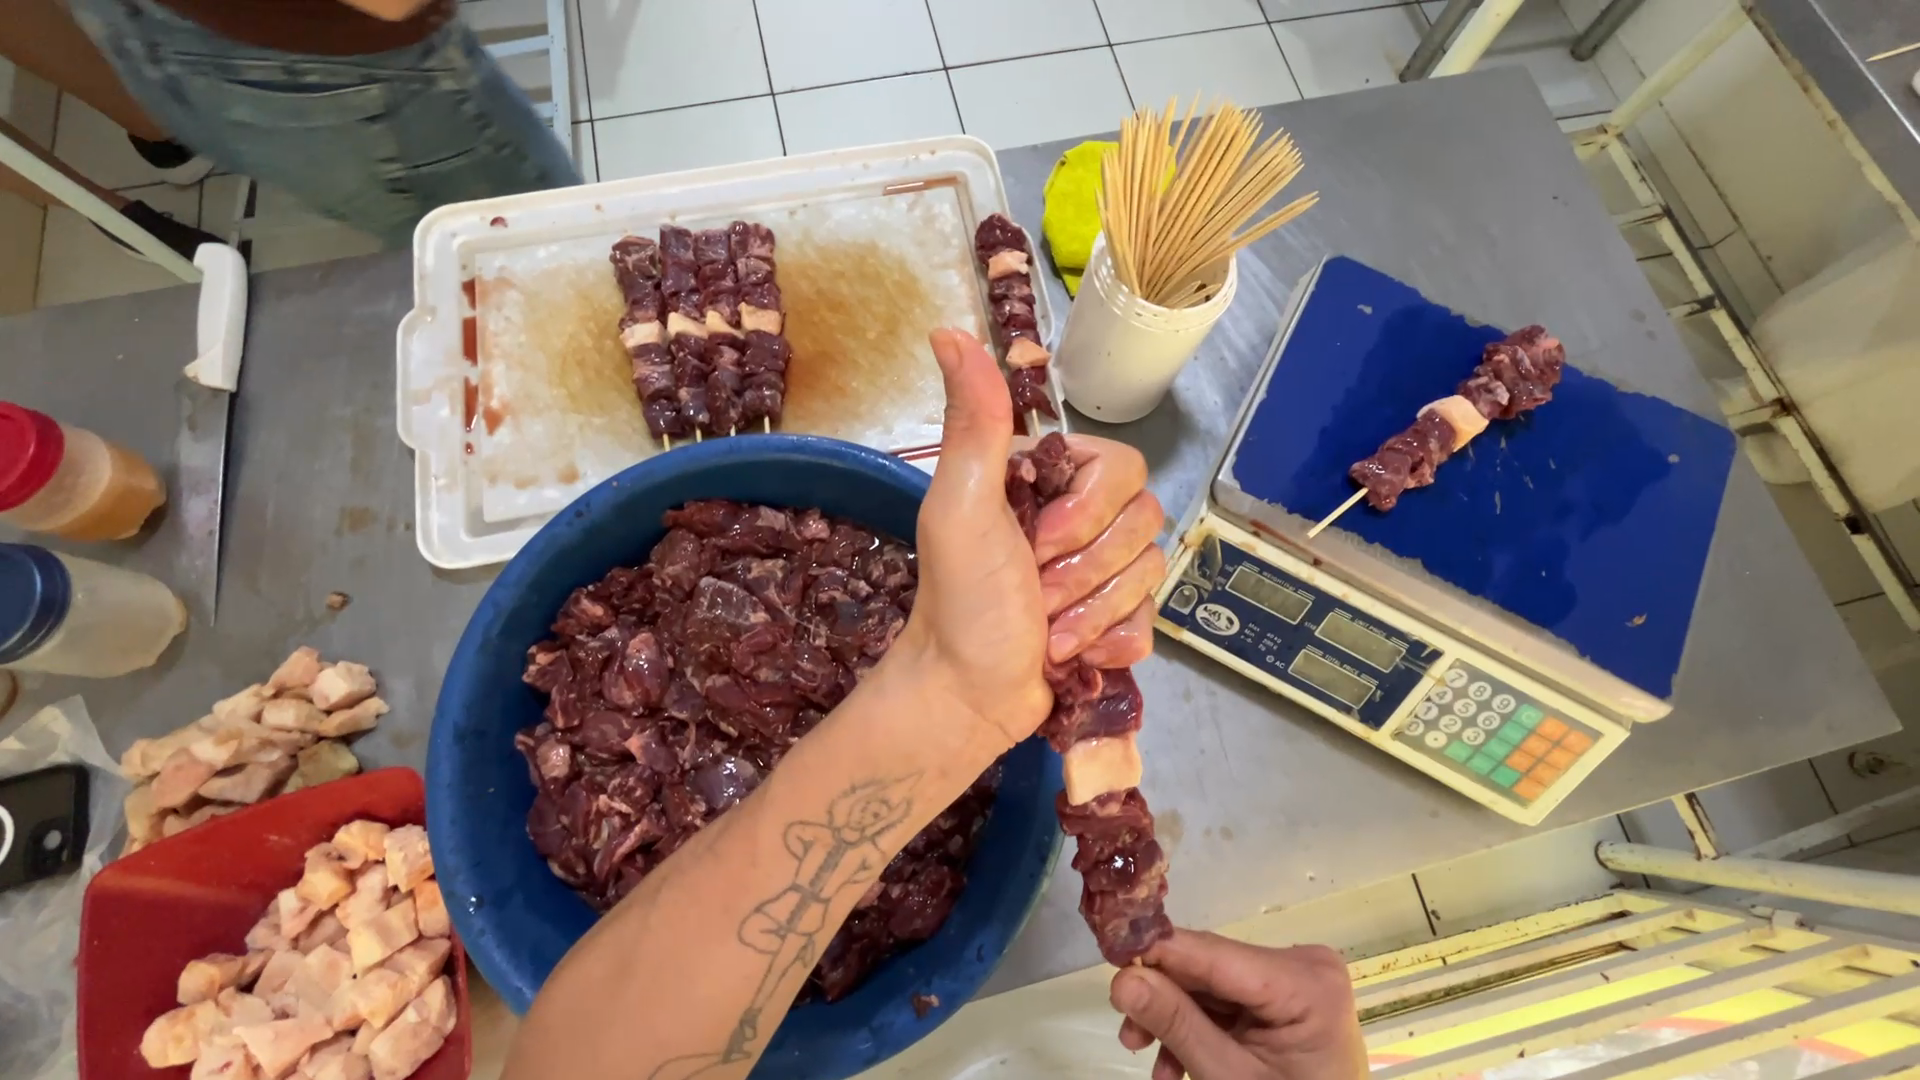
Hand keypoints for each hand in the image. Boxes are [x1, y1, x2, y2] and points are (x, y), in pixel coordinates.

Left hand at [895, 329, 1166, 746]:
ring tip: (1046, 631)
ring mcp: (1100, 571)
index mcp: (1049, 481)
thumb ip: (975, 422)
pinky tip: (1075, 656)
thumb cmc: (963, 599)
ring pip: (1151, 573)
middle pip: (1144, 522)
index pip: (1124, 466)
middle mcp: (1079, 517)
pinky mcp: (1114, 620)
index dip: (1090, 511)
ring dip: (1093, 612)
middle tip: (1035, 593)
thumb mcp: (962, 506)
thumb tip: (947, 331)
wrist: (968, 696)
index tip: (1038, 542)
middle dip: (1086, 571)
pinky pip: (1151, 621)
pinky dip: (1111, 644)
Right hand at [1109, 931, 1367, 1079]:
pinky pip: (1225, 1001)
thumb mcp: (1230, 1078)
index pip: (1210, 952)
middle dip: (1163, 999)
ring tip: (1141, 1051)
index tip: (1106, 954)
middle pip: (1206, 968)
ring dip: (1173, 1018)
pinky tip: (1173, 1062)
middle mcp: (1302, 964)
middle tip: (1125, 1026)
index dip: (1153, 950)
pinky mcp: (1283, 995)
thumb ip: (1176, 1024)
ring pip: (1208, 985)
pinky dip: (1197, 1027)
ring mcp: (1294, 979)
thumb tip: (1120, 978)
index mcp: (1304, 980)